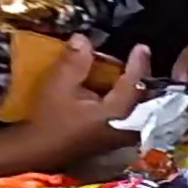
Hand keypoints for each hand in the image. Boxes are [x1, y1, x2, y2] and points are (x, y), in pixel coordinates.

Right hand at [26, 35, 149, 157]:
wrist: (41, 148)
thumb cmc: (50, 117)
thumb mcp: (59, 86)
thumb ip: (75, 63)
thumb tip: (84, 38)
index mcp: (121, 112)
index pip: (135, 82)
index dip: (138, 62)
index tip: (142, 47)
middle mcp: (132, 124)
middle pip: (145, 94)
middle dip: (142, 75)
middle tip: (138, 57)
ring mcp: (129, 132)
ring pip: (142, 104)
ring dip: (137, 87)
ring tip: (131, 70)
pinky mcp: (122, 135)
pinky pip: (135, 112)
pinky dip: (130, 98)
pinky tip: (121, 88)